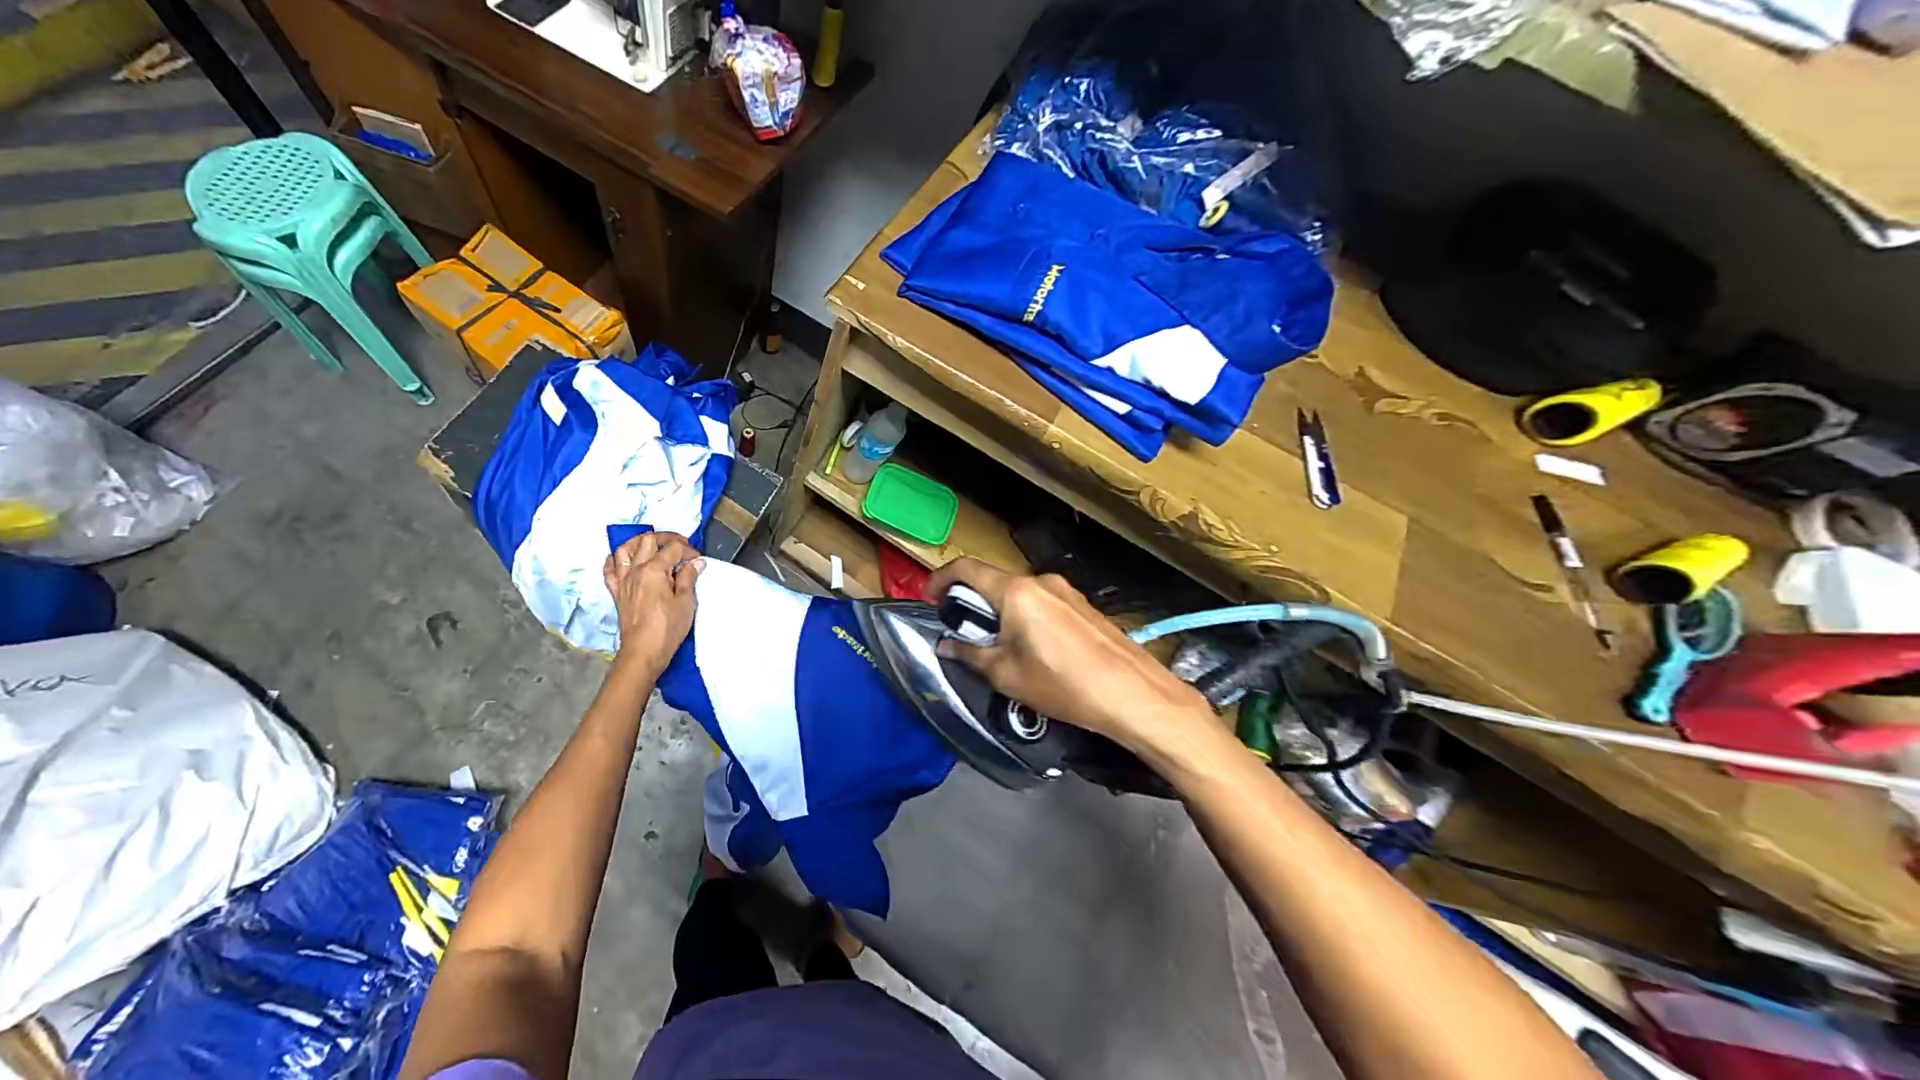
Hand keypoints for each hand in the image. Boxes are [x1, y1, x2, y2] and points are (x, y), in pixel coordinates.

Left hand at [603, 532, 700, 675]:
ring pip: (625, 549)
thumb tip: (695, 563)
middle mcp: (635, 570)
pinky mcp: (617, 592)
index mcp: (654, 570)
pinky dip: (615, 560)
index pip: (673, 549)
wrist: (643, 651)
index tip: (698, 560)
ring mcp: (623, 580)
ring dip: (639, 542)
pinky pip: (610, 570)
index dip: (689, 550)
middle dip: (667, 538)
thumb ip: (688, 578)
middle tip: (681, 547)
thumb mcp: (686, 601)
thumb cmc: (668, 627)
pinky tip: (623, 559)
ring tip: (653, 545)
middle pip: (648, 541)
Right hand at [924, 559, 1211, 757]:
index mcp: (1017, 592)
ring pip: (1021, 594)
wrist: (1133, 695)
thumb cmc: (1064, 684)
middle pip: (995, 581)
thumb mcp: (1007, 675)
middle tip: (965, 634)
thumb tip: (948, 646)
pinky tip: (1034, 651)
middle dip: (974, 603)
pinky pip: (1045, 604)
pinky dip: (1027, 618)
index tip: (930, 597)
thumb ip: (971, 654)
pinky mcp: (1086, 608)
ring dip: (1002, 612)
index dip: (941, 579)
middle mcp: (1042, 582)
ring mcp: (1068, 592)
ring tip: (1000, 649)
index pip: (967, 569)